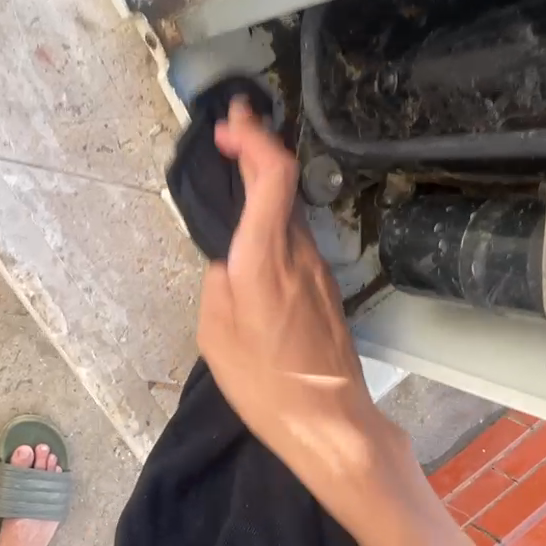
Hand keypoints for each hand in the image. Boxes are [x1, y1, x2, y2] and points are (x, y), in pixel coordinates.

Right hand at [197, 98, 396, 506]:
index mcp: (265, 259)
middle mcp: (298, 254)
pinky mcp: (325, 288)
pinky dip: (274, 221)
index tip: (231, 124)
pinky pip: (295, 241)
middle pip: (284, 184)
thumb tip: (228, 258)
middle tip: (229, 134)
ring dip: (264, 187)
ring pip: (290, 212)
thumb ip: (219, 281)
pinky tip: (254, 238)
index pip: (275, 175)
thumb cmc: (264, 384)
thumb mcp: (217, 334)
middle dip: (256, 149)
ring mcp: (318, 270)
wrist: (329, 422)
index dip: (255, 138)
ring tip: (233, 183)